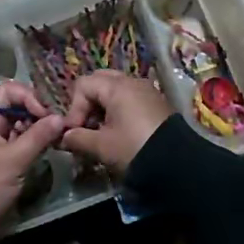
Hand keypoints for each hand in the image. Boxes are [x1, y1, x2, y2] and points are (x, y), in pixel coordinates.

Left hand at [0, 82, 64, 243]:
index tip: (46, 113)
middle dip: (38, 111)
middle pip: (17, 105)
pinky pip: (23, 142)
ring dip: (40, 127)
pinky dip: (37, 141)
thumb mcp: (14, 161)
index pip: (8, 90)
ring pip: (22, 124)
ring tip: (60, 135)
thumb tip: (61, 117)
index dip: (28, 96)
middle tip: (60, 124)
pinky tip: (52, 146)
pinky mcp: (5, 160)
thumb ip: (38, 136)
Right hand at [59, 70, 173, 174]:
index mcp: (117, 86)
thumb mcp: (102, 146)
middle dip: (88, 103)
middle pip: (100, 81)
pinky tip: (119, 133)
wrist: (178, 162)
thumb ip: (78, 139)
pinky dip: (119, 110)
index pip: (83, 85)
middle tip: (87, 126)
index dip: (74, 108)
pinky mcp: (156, 103)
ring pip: (115, 90)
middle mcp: (132, 81)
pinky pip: (130, 98)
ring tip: (101, 132)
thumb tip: (65, 137)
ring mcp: (147, 91)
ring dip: (103, 108)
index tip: (76, 131)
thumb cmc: (134, 148)